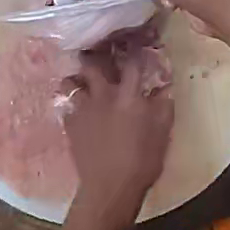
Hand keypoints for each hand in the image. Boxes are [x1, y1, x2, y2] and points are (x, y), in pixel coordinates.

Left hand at [61, 49, 172, 223]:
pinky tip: (78, 106)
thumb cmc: (142, 160)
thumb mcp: (163, 131)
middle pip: (93, 64)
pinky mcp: (69, 124)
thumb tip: (164, 87)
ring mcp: (83, 109)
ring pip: (71, 81)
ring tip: (83, 80)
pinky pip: (65, 103)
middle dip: (96, 54)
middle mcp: (104, 95)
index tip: (136, 41)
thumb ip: (163, 105)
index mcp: (129, 95)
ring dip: (77, 78)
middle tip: (100, 52)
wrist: (110, 188)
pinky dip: (71, 101)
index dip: (135, 49)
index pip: (132, 62)